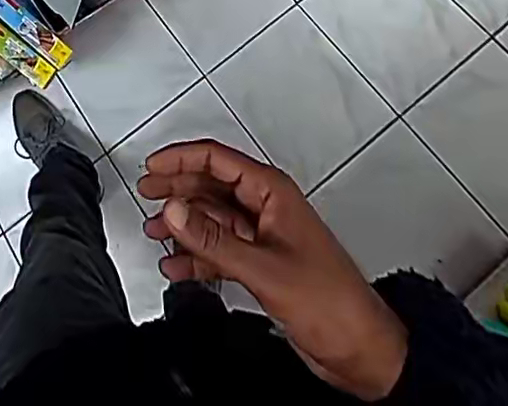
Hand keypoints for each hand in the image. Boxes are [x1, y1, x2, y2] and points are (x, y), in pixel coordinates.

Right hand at [138, 140, 406, 399]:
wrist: (361, 349)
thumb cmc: (331, 301)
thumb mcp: (263, 268)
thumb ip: (213, 239)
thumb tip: (174, 209)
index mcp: (271, 190)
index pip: (217, 159)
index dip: (181, 158)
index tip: (153, 166)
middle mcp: (265, 205)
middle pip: (211, 183)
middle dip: (177, 187)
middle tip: (146, 191)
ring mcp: (261, 233)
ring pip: (212, 216)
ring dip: (183, 224)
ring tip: (155, 231)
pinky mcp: (260, 261)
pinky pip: (219, 247)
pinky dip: (196, 254)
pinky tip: (178, 265)